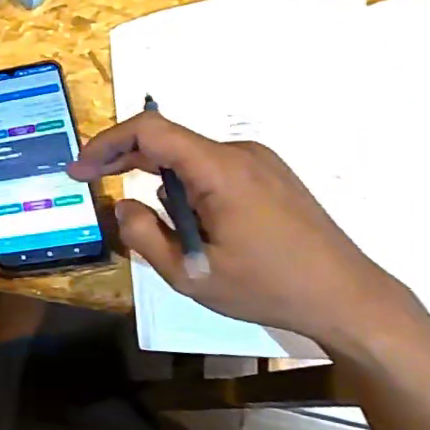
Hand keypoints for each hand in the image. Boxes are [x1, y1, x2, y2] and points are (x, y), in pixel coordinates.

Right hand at [67, 112, 421, 346]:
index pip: (150, 131)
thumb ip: (144, 236)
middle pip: (166, 140)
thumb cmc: (268, 287)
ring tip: (147, 218)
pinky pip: (210, 167)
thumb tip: (122, 206)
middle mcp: (239, 153)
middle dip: (122, 158)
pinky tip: (184, 219)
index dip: (106, 143)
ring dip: (155, 177)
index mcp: (220, 170)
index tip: (81, 169)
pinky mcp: (269, 175)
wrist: (349, 298)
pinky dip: (183, 184)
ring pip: (187, 156)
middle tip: (89, 181)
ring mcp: (258, 162)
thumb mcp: (190, 275)